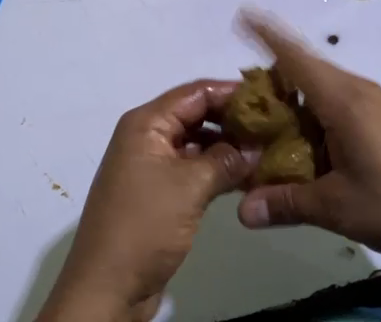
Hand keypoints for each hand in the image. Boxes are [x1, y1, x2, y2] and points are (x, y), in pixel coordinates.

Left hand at [39, 79, 258, 320]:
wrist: (107, 288)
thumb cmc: (144, 225)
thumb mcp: (189, 187)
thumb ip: (225, 160)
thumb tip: (256, 146)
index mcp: (146, 123)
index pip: (195, 93)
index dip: (231, 92)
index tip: (269, 97)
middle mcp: (147, 136)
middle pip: (196, 114)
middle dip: (232, 119)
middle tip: (273, 125)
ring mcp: (152, 165)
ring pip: (197, 143)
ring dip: (228, 146)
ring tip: (268, 149)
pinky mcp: (160, 192)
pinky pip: (193, 168)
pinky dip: (217, 169)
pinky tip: (248, 176)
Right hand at [235, 11, 380, 262]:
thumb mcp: (338, 208)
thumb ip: (288, 203)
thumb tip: (241, 210)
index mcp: (342, 100)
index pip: (296, 56)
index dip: (267, 35)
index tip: (242, 16)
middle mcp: (358, 90)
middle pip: (307, 70)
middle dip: (272, 79)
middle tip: (240, 104)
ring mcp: (376, 103)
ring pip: (324, 88)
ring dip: (295, 100)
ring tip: (267, 127)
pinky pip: (340, 103)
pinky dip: (316, 113)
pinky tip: (309, 146)